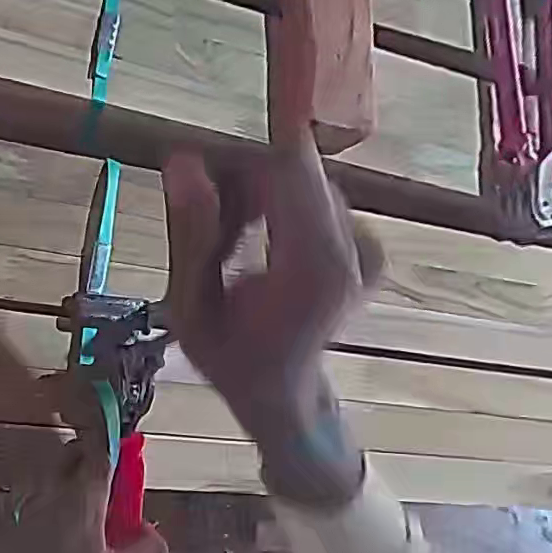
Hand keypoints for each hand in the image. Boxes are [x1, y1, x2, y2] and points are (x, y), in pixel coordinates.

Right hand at [162, 133, 384, 507]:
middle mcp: (355, 248)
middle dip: (240, 190)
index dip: (234, 166)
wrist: (283, 391)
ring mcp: (369, 244)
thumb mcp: (191, 307)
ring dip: (256, 202)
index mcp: (314, 268)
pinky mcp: (369, 241)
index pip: (285, 168)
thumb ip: (191, 235)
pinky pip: (314, 199)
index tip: (197, 192)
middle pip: (292, 172)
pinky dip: (279, 213)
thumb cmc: (231, 358)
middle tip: (208, 239)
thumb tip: (182, 161)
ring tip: (230, 253)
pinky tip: (259, 252)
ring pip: (301, 183)